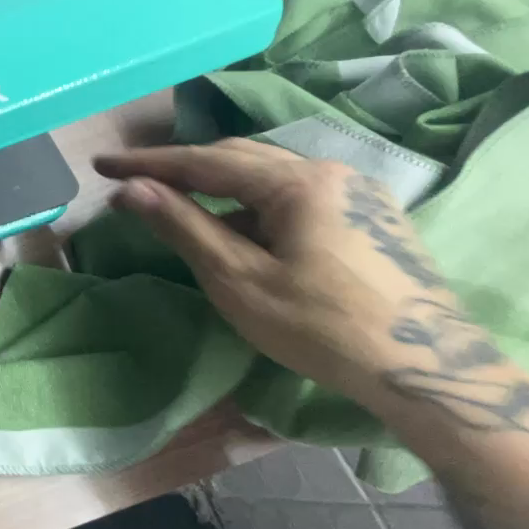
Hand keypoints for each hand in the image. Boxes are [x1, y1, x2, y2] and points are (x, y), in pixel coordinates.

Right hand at [94, 139, 461, 400]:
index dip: (147, 162)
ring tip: (174, 204)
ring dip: (214, 186)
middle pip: (238, 158)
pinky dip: (248, 202)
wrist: (427, 371)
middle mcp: (332, 174)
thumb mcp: (236, 277)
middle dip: (180, 168)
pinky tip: (232, 228)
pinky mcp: (368, 218)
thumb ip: (181, 225)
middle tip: (131, 181)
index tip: (101, 165)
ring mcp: (357, 195)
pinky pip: (292, 195)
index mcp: (299, 183)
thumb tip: (129, 188)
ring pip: (266, 176)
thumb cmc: (318, 325)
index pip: (205, 161)